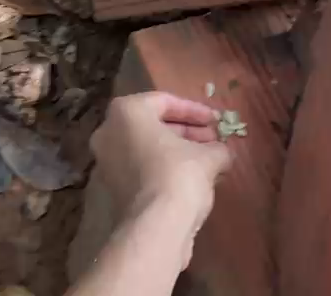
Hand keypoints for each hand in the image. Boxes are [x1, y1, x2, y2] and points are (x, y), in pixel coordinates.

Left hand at [89, 91, 231, 226]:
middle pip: (154, 124)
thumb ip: (217, 148)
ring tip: (209, 160)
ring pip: (148, 148)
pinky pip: (143, 168)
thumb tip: (224, 151)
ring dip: (179, 152)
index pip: (165, 102)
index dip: (195, 111)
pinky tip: (194, 180)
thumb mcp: (207, 156)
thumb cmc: (178, 176)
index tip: (217, 120)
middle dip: (187, 132)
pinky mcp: (112, 187)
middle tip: (213, 139)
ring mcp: (107, 160)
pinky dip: (165, 169)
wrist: (155, 228)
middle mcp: (109, 130)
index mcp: (126, 111)